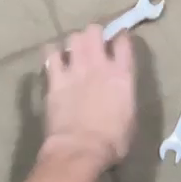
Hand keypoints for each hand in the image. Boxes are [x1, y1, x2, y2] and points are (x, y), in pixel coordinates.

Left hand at [41, 24, 136, 170]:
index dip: (121, 37)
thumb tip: (121, 90)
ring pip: (73, 38)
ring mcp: (75, 69)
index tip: (118, 40)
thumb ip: (125, 94)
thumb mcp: (130, 117)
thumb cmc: (112, 141)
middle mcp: (99, 64)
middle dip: (93, 33)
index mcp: (122, 74)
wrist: (80, 149)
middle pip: (94, 31)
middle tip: (92, 43)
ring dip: (74, 42)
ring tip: (73, 51)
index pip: (123, 41)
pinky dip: (52, 52)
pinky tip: (53, 58)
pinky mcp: (55, 78)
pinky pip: (50, 53)